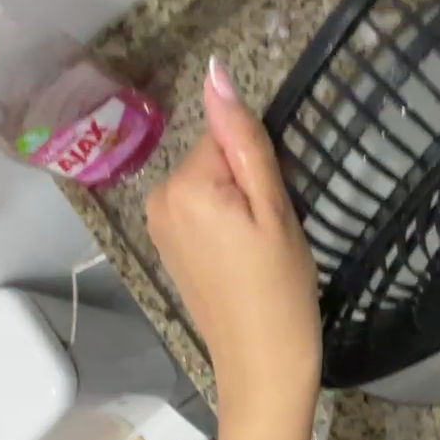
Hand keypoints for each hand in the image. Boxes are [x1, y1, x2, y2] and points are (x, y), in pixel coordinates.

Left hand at [146, 57, 322, 418]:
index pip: (229, 138)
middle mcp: (159, 199)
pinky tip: (242, 264)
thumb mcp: (274, 211)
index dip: (261, 171)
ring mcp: (159, 227)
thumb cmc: (280, 291)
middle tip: (271, 237)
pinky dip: (224, 229)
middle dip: (247, 189)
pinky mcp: (167, 250)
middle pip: (215, 162)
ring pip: (210, 189)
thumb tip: (216, 73)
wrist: (262, 365)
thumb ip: (244, 141)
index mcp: (186, 185)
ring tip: (259, 254)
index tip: (275, 212)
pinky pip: (200, 215)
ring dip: (238, 210)